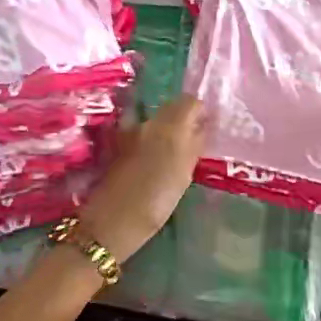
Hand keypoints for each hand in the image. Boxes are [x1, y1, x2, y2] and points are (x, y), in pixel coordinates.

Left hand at [78, 97, 207, 259]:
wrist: (114, 219)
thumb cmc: (156, 200)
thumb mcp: (184, 174)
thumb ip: (194, 145)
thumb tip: (203, 125)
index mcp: (169, 126)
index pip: (189, 101)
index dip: (199, 112)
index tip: (206, 129)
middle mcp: (147, 122)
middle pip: (170, 107)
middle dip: (183, 119)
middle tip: (193, 142)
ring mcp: (130, 131)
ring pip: (155, 120)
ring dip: (166, 130)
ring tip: (174, 154)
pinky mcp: (118, 144)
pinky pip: (142, 133)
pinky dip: (152, 140)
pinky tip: (155, 161)